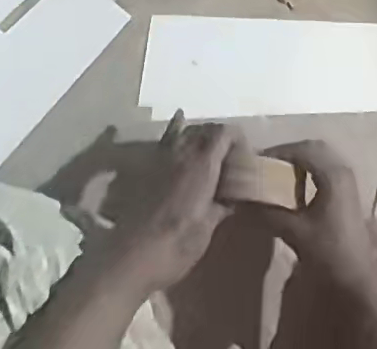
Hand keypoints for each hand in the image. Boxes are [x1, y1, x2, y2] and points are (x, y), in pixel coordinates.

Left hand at [106, 112, 239, 294]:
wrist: (131, 259)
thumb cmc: (176, 246)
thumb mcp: (206, 230)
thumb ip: (221, 207)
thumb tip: (232, 199)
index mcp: (203, 165)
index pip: (224, 133)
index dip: (238, 137)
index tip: (245, 155)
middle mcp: (184, 153)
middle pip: (207, 128)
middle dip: (222, 137)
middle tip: (231, 159)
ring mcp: (163, 158)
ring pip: (188, 131)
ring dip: (202, 135)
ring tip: (211, 152)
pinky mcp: (149, 167)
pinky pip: (166, 138)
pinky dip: (176, 127)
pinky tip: (180, 118)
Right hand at [251, 140, 376, 290]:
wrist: (357, 280)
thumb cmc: (328, 252)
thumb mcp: (295, 231)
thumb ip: (268, 213)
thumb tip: (241, 203)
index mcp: (332, 174)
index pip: (302, 150)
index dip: (278, 152)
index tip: (257, 160)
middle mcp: (342, 170)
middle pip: (313, 148)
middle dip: (288, 153)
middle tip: (266, 164)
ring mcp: (347, 180)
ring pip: (320, 158)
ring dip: (299, 161)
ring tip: (277, 173)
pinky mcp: (346, 192)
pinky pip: (325, 169)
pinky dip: (308, 171)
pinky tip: (295, 187)